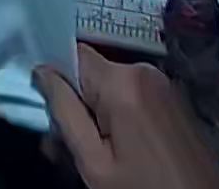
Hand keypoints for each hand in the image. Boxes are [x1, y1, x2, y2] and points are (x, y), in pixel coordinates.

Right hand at [35, 45, 218, 188]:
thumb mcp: (94, 163)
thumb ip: (64, 110)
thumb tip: (42, 71)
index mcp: (122, 80)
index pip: (70, 54)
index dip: (56, 80)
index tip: (53, 113)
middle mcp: (144, 72)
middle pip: (91, 73)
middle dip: (76, 102)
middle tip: (69, 145)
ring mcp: (165, 88)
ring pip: (110, 87)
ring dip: (98, 112)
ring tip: (97, 154)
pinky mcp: (176, 105)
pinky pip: (133, 97)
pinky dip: (121, 117)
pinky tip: (123, 151)